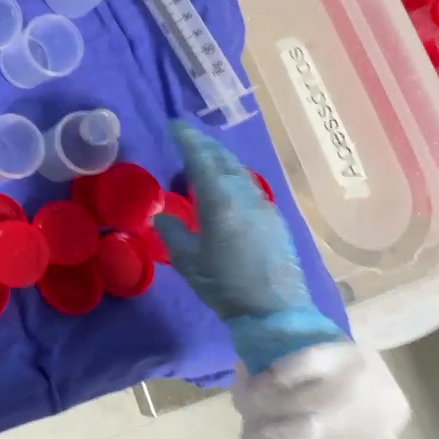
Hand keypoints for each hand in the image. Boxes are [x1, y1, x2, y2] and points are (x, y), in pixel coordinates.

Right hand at [152, 122, 344, 372]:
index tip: (175, 126)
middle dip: (206, 145)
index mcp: (221, 201)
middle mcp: (246, 197)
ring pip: (240, 173)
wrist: (274, 312)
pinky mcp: (275, 222)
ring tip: (205, 157)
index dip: (188, 141)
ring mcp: (265, 208)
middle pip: (226, 161)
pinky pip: (249, 188)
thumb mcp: (187, 261)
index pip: (202, 160)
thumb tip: (164, 216)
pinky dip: (233, 178)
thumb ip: (173, 232)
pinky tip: (226, 187)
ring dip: (221, 160)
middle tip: (188, 137)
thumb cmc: (224, 285)